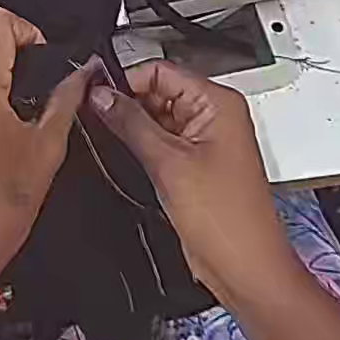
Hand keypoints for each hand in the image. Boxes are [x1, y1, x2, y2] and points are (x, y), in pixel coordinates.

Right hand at [87, 60, 301, 303]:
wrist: (244, 268)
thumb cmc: (227, 219)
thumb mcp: (169, 162)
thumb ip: (131, 123)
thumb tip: (102, 96)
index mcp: (217, 102)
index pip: (161, 71)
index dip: (126, 80)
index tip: (95, 95)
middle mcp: (213, 115)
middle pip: (158, 92)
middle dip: (127, 104)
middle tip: (96, 117)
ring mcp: (203, 140)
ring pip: (156, 118)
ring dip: (133, 127)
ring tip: (108, 139)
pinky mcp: (193, 164)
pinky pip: (161, 141)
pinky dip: (141, 146)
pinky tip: (124, 156)